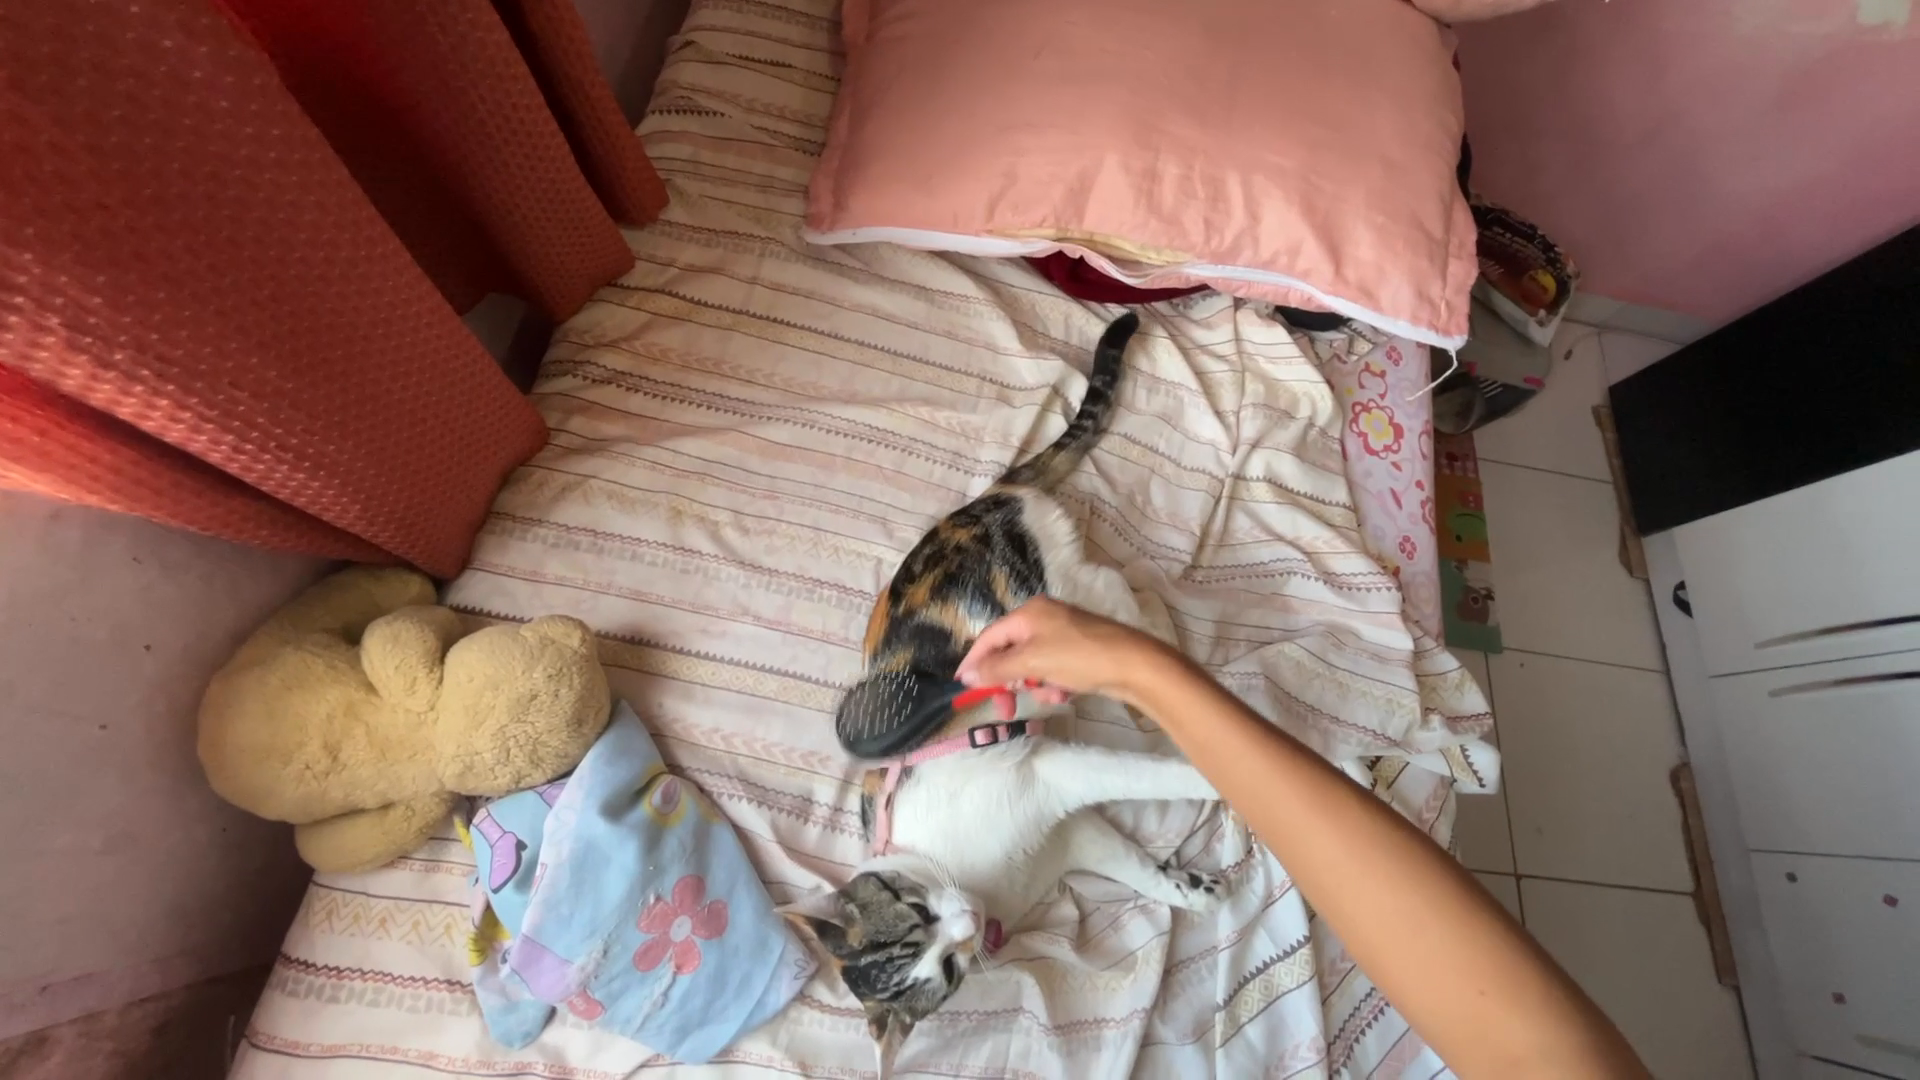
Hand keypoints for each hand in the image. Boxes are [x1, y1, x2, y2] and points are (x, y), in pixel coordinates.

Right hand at [955, 597, 1171, 706]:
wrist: (1134, 665)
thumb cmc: (1079, 657)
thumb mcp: (1032, 663)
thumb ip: (997, 668)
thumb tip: (967, 675)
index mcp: (1029, 613)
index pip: (990, 637)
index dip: (975, 661)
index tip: (963, 686)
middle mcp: (1043, 618)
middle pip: (1010, 652)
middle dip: (1008, 680)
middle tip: (1006, 708)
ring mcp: (1062, 633)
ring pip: (1031, 665)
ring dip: (1034, 685)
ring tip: (1050, 696)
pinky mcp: (1077, 650)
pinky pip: (1051, 669)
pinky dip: (1052, 683)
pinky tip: (1064, 694)